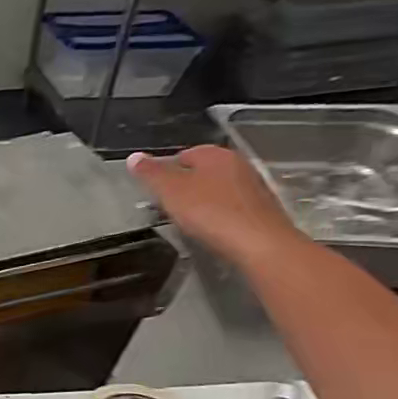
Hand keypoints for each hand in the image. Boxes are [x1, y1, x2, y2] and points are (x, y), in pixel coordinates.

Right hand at [128, 146, 311, 268]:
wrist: (260, 244)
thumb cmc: (210, 213)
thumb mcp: (170, 191)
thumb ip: (150, 173)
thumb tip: (133, 157)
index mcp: (214, 154)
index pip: (181, 155)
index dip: (165, 174)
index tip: (158, 193)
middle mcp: (238, 163)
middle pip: (202, 172)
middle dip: (186, 187)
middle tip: (172, 208)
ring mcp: (254, 186)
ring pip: (219, 189)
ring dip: (205, 202)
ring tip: (192, 222)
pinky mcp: (263, 209)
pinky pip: (233, 207)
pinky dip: (222, 216)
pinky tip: (215, 230)